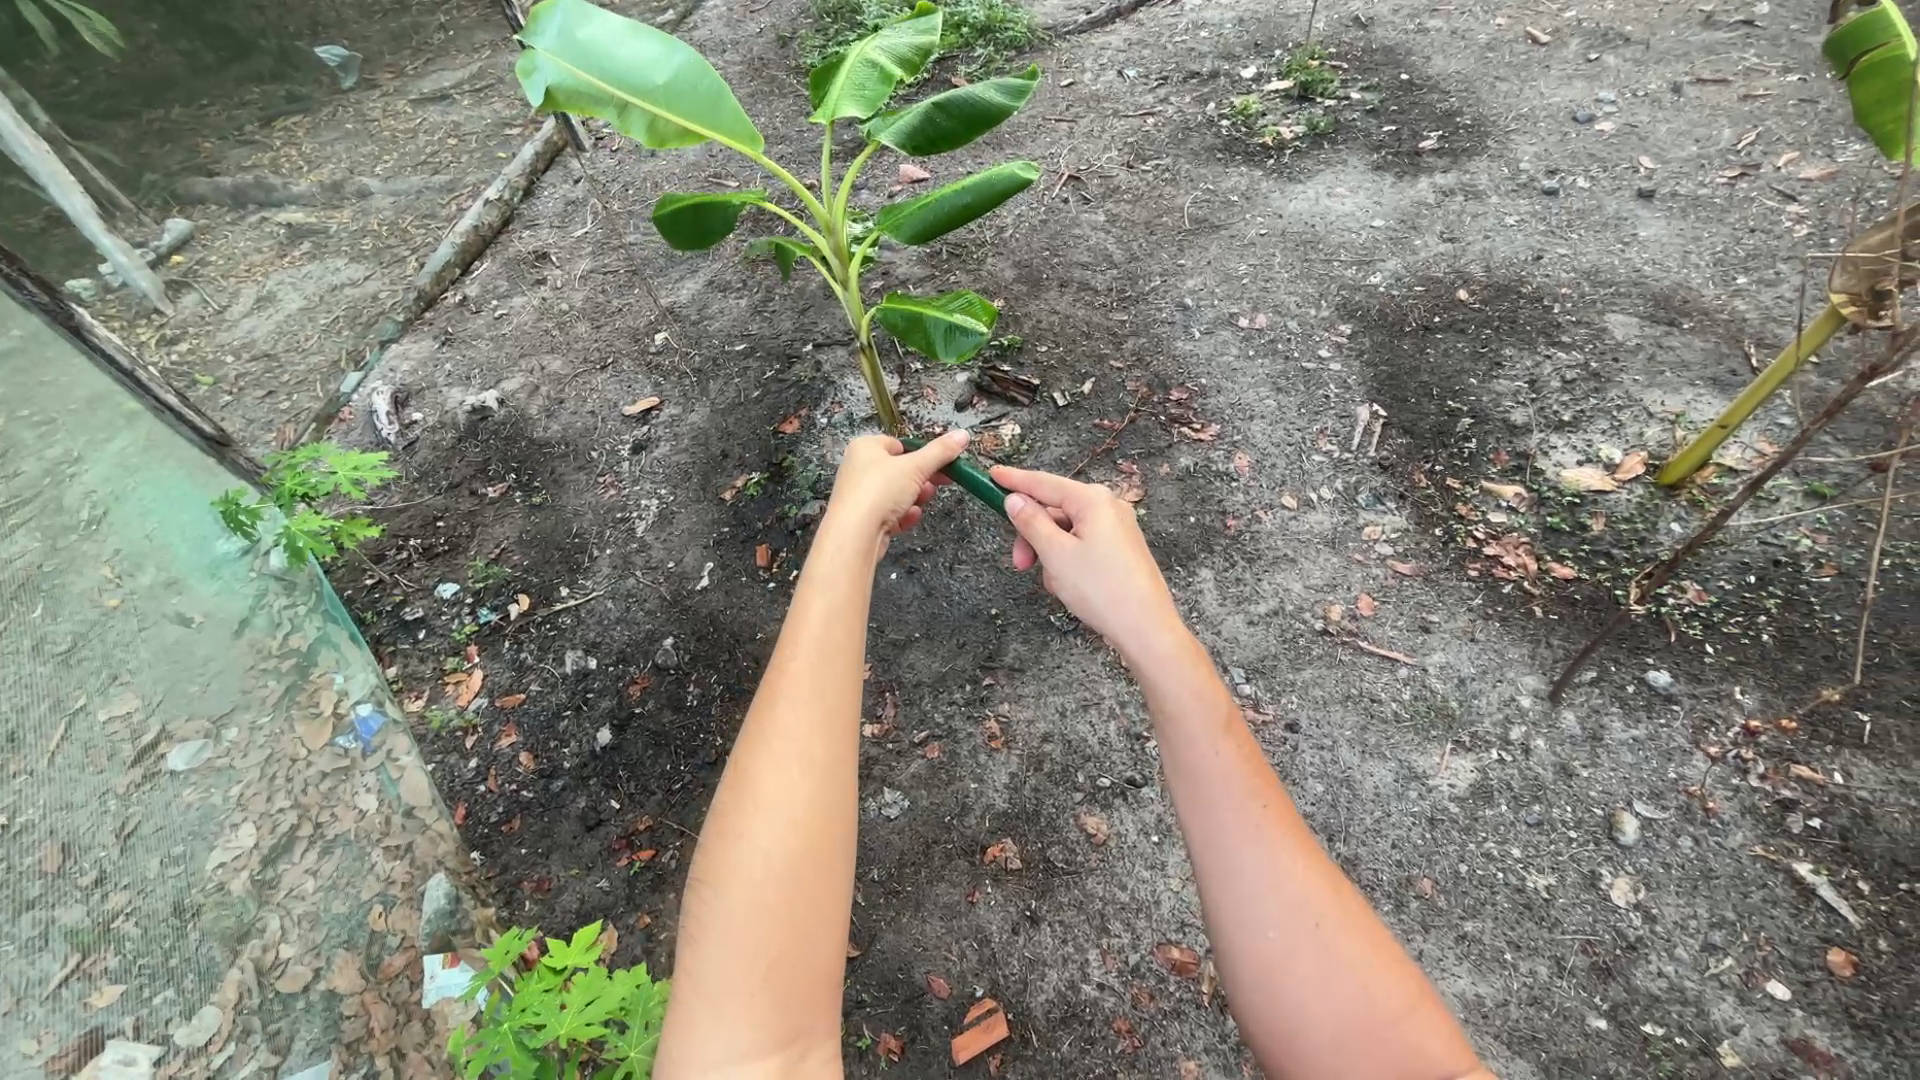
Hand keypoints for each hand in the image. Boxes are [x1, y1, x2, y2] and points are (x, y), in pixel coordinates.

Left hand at [819, 430, 966, 552]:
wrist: (855, 534)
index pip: (900, 444)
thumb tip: (960, 436)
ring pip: (898, 493)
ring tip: (919, 502)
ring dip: (915, 498)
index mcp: (866, 448)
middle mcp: (859, 469)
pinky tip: (907, 518)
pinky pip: (891, 513)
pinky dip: (903, 515)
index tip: (945, 460)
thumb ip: (940, 452)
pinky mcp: (866, 519)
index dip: (923, 453)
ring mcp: (862, 495)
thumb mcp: (916, 466)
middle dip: (922, 479)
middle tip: (941, 481)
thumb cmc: (875, 493)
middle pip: (901, 470)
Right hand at [988, 464, 1185, 658]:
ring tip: (1056, 584)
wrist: (1145, 628)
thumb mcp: (1055, 554)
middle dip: (1032, 536)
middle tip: (1020, 563)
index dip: (1014, 481)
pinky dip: (1067, 561)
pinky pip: (1082, 545)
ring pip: (1066, 531)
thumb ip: (1031, 523)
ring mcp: (1117, 528)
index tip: (993, 475)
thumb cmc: (1103, 590)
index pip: (1044, 483)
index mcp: (1093, 500)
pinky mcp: (1120, 549)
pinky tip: (1069, 586)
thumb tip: (1015, 500)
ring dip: (1050, 554)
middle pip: (1054, 510)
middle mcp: (1108, 507)